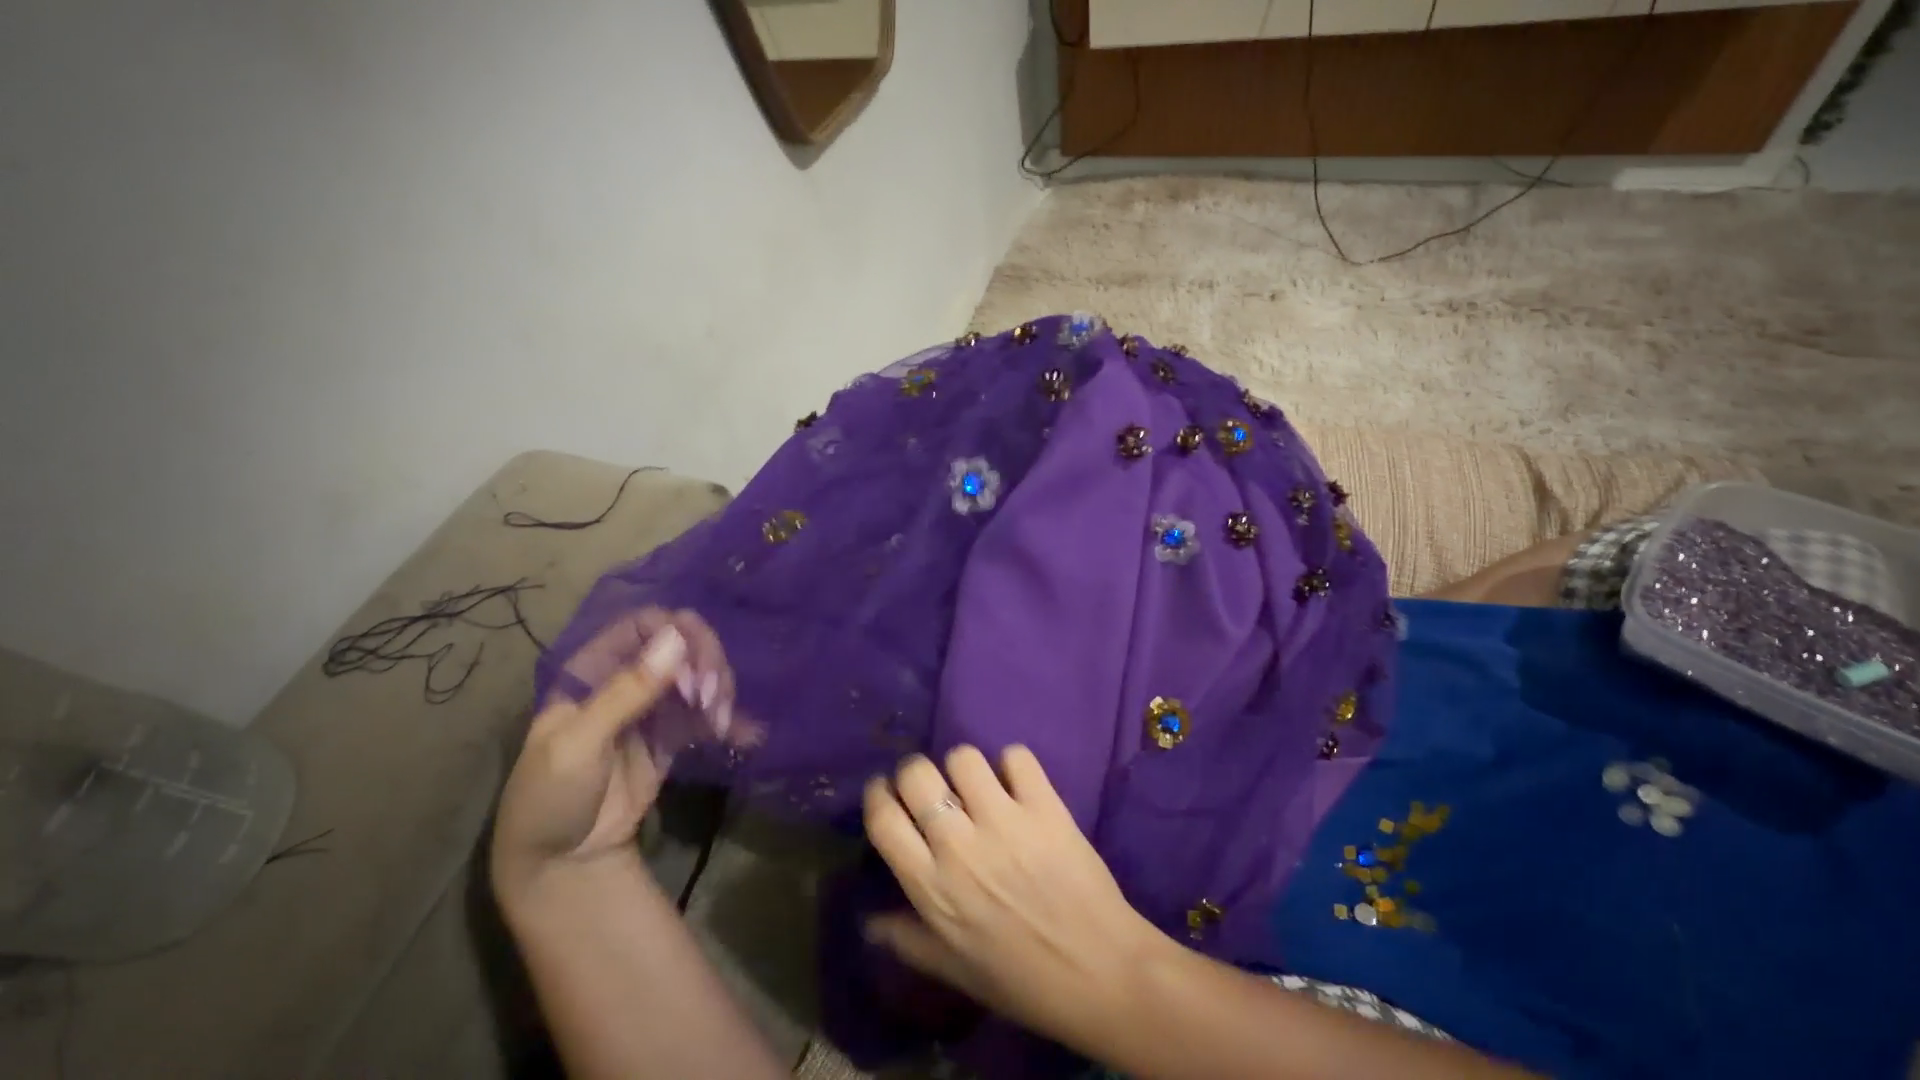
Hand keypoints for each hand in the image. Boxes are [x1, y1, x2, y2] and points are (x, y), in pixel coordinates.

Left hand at [492, 609, 739, 905]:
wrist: (559, 862)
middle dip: (706, 665)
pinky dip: (728, 722)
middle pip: (680, 646)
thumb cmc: (551, 796)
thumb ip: (628, 691)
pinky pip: (705, 717)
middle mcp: (626, 680)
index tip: (695, 674)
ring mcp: (651, 710)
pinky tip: (746, 735)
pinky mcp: (671, 739)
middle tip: (713, 700)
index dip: (677, 637)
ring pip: (698, 677)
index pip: (644, 625)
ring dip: (719, 692)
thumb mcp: (580, 742)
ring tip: (720, 726)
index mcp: (593, 669)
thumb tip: (676, 636)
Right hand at [862, 745, 1164, 1046]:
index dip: (878, 796)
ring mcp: (1004, 821)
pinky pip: (1017, 758)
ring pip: (964, 757)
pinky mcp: (1046, 808)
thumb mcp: (954, 970)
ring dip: (965, 768)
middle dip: (916, 773)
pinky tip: (1018, 786)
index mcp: (930, 887)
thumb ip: (907, 940)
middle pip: (916, 775)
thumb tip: (867, 922)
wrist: (1101, 974)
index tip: (886, 793)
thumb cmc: (1022, 981)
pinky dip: (1014, 765)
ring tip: (977, 786)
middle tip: (932, 788)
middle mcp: (959, 845)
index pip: (882, 819)